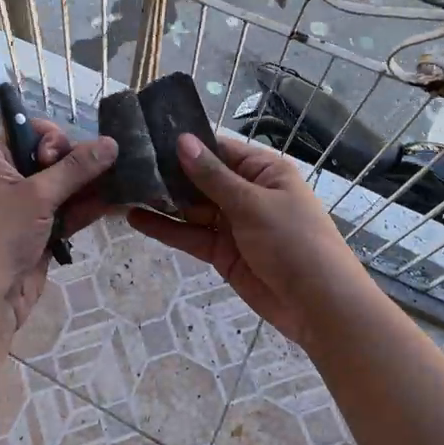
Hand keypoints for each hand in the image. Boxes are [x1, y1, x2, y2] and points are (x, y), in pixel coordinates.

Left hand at [0, 121, 118, 332]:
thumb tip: (111, 143)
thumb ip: (76, 168)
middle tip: (99, 168)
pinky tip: (115, 200)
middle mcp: (11, 179)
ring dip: (89, 184)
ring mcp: (27, 207)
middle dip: (79, 161)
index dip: (51, 137)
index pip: (28, 131)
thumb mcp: (39, 194)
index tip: (59, 155)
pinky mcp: (42, 231)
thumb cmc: (4, 233)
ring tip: (122, 178)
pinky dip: (88, 207)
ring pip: (64, 186)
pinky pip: (69, 211)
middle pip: (52, 158)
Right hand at [130, 133, 364, 346]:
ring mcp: (233, 224)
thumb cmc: (294, 242)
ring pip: (192, 207)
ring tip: (123, 190)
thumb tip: (182, 141)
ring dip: (162, 202)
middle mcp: (247, 192)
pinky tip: (136, 219)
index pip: (219, 149)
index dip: (186, 145)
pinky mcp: (222, 252)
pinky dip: (166, 229)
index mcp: (264, 171)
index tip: (147, 137)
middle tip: (125, 164)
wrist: (320, 306)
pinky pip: (190, 235)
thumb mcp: (253, 204)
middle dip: (168, 174)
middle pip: (201, 178)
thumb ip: (212, 177)